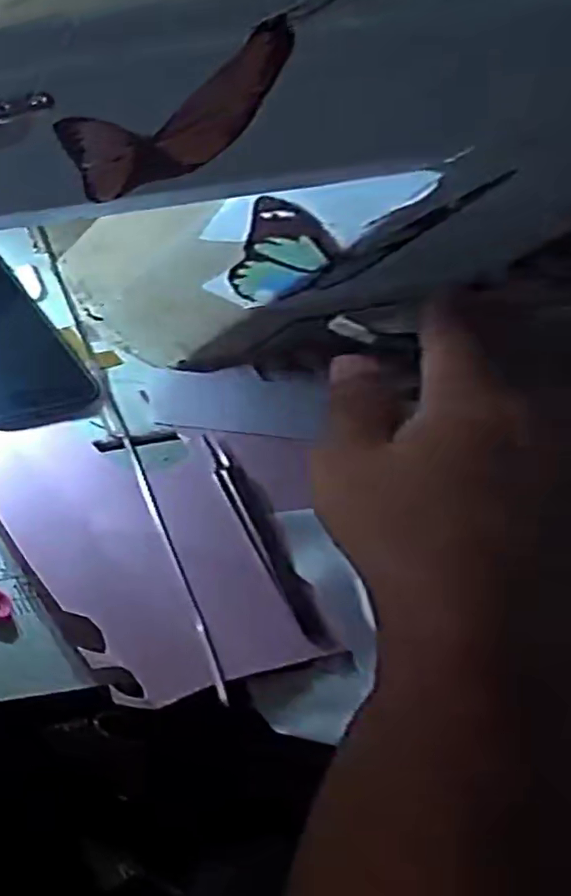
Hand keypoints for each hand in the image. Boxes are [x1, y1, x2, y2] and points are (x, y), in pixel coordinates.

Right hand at [313, 293, 566, 670]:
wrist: (474, 606)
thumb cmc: (395, 524)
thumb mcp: (346, 461)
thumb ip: (353, 405)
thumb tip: (356, 360)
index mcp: (474, 402)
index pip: (459, 336)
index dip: (442, 309)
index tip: (430, 289)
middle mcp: (536, 413)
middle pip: (519, 351)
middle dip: (490, 324)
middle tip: (464, 306)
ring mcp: (559, 448)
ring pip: (540, 384)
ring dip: (511, 361)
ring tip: (481, 351)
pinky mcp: (561, 480)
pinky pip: (542, 417)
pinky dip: (516, 398)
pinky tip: (489, 409)